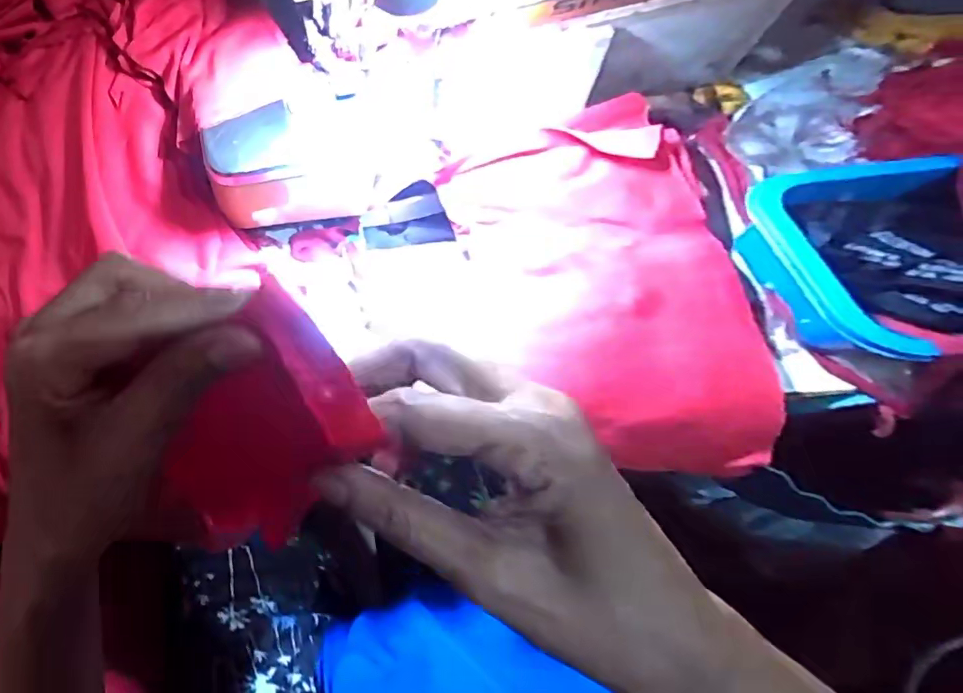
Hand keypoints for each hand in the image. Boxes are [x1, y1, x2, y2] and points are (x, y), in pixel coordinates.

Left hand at [2, 254, 259, 573]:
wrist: (47, 533)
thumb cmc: (84, 500)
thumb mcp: (136, 443)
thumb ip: (183, 381)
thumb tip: (246, 336)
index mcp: (44, 354)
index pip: (124, 312)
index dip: (188, 304)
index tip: (250, 299)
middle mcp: (37, 327)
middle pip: (113, 280)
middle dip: (173, 294)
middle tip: (227, 316)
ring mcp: (44, 328)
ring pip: (113, 285)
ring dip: (163, 299)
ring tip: (210, 322)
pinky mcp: (59, 337)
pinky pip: (110, 304)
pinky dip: (150, 312)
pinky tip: (181, 330)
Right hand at [315, 341, 827, 692]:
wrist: (688, 647)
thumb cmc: (599, 620)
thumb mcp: (490, 575)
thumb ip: (400, 516)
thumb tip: (318, 476)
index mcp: (537, 438)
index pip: (417, 408)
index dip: (356, 424)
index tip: (312, 448)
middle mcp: (533, 399)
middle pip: (421, 352)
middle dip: (362, 375)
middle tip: (323, 418)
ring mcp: (534, 400)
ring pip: (433, 359)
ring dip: (384, 383)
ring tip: (352, 431)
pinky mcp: (529, 412)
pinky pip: (450, 382)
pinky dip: (409, 398)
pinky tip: (394, 442)